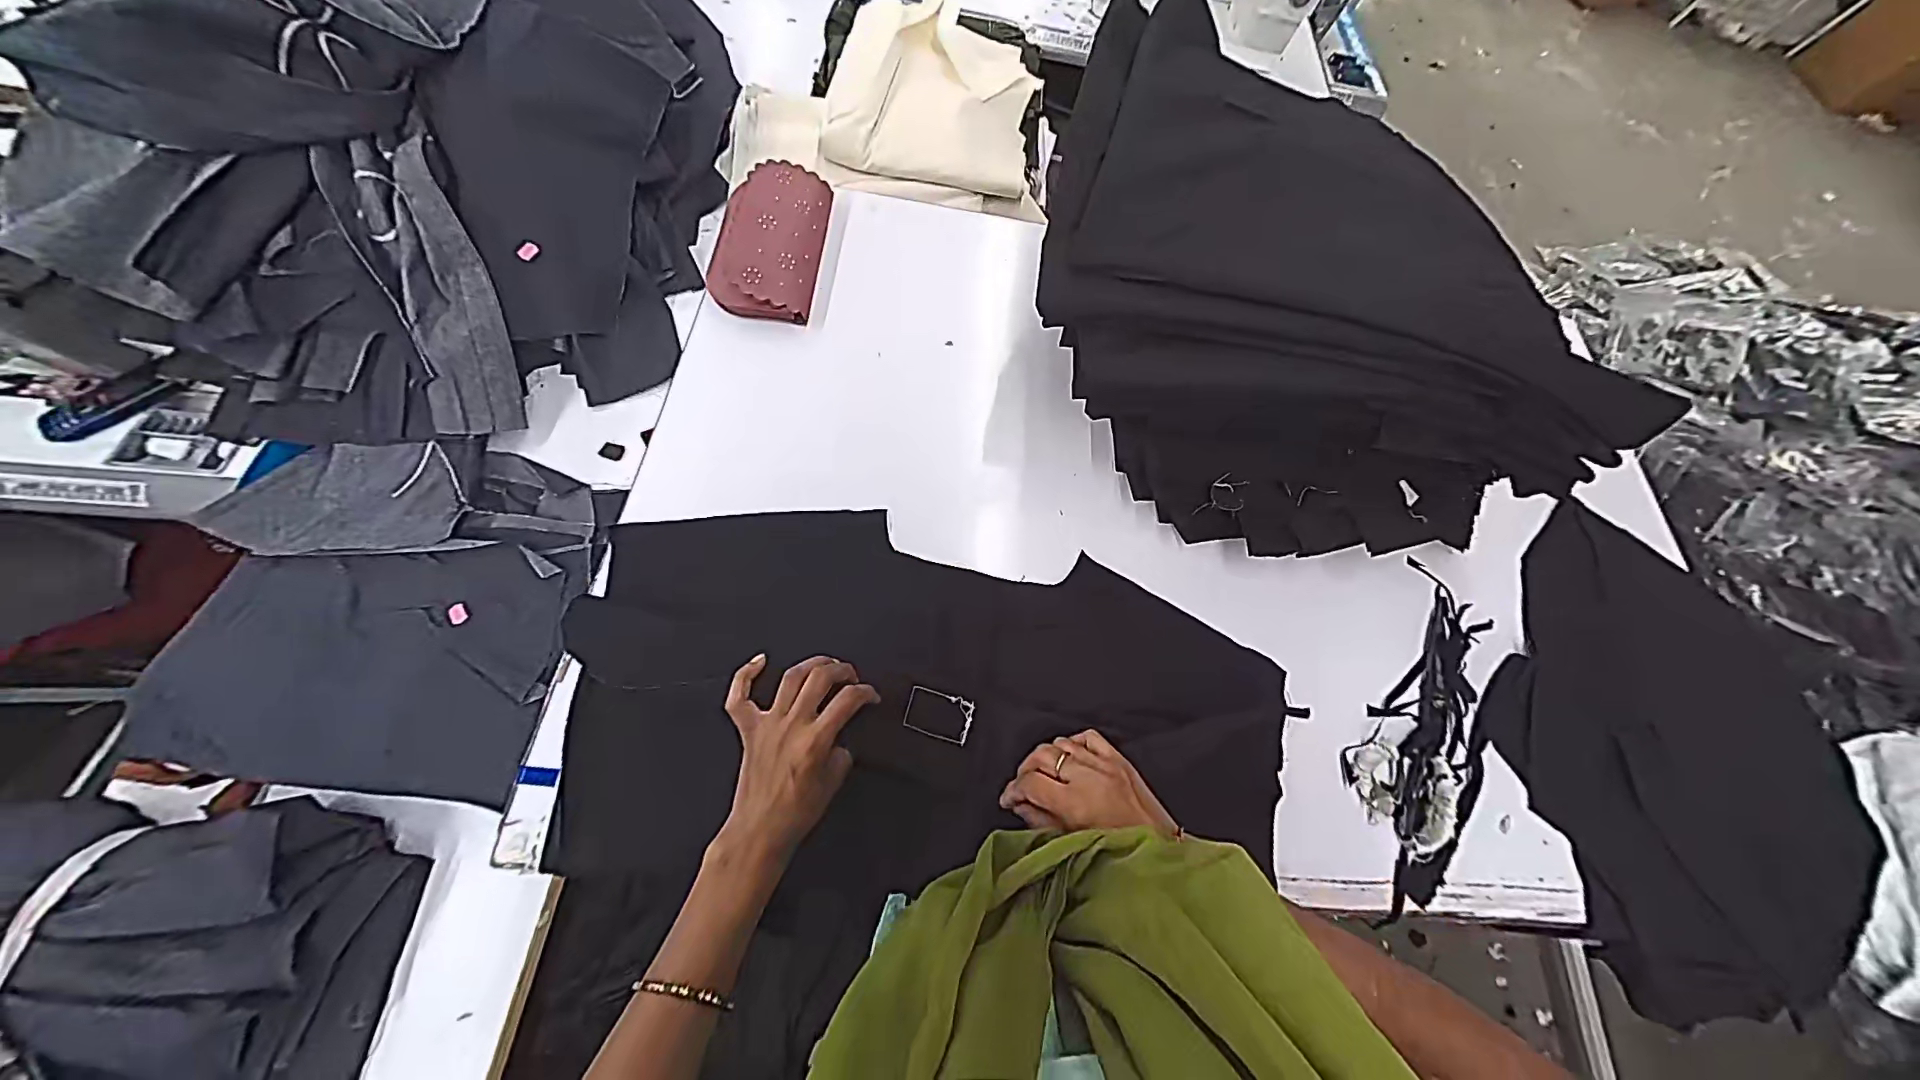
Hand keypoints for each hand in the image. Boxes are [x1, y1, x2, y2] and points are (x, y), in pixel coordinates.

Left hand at [716, 655, 878, 866]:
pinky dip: (747, 675)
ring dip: (811, 664)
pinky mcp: (749, 731)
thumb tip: (839, 740)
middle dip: (842, 669)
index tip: (870, 695)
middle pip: (820, 677)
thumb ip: (841, 753)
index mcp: (815, 740)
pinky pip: (740, 696)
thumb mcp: (833, 783)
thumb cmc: (794, 814)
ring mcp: (768, 725)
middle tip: (850, 675)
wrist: (760, 830)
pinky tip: (760, 662)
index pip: (848, 699)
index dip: (866, 692)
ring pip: (790, 677)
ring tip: (824, 664)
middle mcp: (791, 726)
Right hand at [998, 729, 1179, 836]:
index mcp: (1075, 804)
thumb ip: (1040, 821)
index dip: (1013, 788)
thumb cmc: (1120, 855)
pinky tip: (1069, 756)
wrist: (1161, 851)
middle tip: (1023, 785)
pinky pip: (1087, 737)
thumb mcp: (1072, 844)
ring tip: (1044, 773)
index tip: (1009, 797)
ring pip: (1060, 743)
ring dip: (1046, 756)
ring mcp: (1105, 764)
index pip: (1030, 781)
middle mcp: (1089, 778)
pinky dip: (1073, 743)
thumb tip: (1021, 804)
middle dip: (1025, 770)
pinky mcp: (1119, 759)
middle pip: (1041, 756)